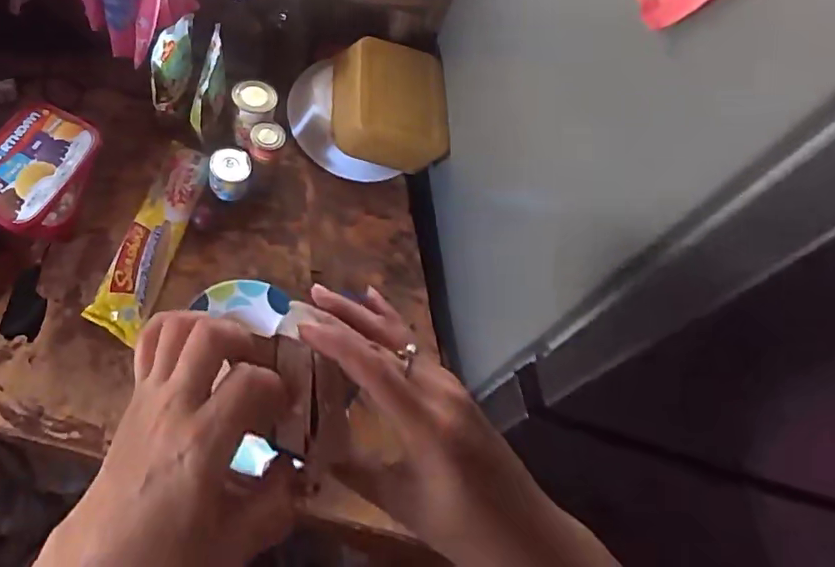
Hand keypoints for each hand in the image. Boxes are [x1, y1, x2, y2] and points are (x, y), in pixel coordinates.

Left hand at [38, 312, 296, 566]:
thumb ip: (273, 505)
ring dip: (207, 324)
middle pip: (208, 335)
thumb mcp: (232, 543)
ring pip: (175, 326)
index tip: (286, 404)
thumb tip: (296, 470)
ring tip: (228, 347)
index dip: (276, 385)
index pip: (248, 381)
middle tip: (259, 362)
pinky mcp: (134, 392)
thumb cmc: (168, 553)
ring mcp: (149, 393)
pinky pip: (149, 341)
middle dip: (244, 338)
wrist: (102, 556)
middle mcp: (173, 404)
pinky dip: (172, 327)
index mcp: (201, 442)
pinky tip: (193, 344)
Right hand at [295, 285, 617, 566]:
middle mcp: (439, 391)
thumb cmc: (467, 532)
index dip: (335, 341)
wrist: (533, 539)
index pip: (373, 366)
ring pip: (400, 337)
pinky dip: (388, 323)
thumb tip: (306, 449)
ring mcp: (450, 385)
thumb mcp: (403, 505)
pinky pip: (414, 347)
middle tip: (310, 296)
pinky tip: (376, 305)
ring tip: (329, 296)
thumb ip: (355, 470)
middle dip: (346, 315)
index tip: (302, 325)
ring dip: (362, 315)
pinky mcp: (454, 388)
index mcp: (426, 423)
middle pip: (386, 340)